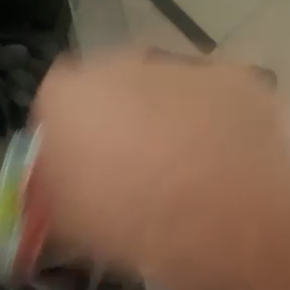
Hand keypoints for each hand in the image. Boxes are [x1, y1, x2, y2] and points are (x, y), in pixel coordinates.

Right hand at [30, 50, 289, 289]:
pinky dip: (219, 122)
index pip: (53, 105)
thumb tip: (60, 189)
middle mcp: (119, 65)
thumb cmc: (131, 224)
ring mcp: (181, 66)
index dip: (67, 139)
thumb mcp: (70, 224)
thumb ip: (57, 192)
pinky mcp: (235, 77)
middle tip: (133, 172)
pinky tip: (227, 163)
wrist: (222, 220)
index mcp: (67, 96)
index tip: (80, 171)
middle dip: (120, 122)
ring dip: (170, 119)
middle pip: (111, 89)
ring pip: (166, 90)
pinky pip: (217, 98)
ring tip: (187, 173)